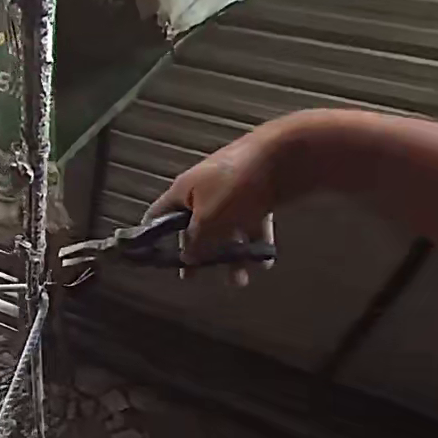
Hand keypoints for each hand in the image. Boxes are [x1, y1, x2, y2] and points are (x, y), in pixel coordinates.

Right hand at [145, 130, 279, 285]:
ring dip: (231, 256)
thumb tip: (187, 258)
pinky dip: (256, 244)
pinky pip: (251, 225)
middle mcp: (204, 191)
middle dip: (197, 253)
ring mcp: (231, 193)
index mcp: (184, 191)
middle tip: (193, 275)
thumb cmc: (237, 184)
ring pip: (226, 231)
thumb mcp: (208, 219)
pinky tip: (263, 262)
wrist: (283, 157)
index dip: (153, 236)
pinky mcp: (256, 197)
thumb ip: (195, 242)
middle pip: (194, 227)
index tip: (155, 258)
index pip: (158, 215)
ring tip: (239, 280)